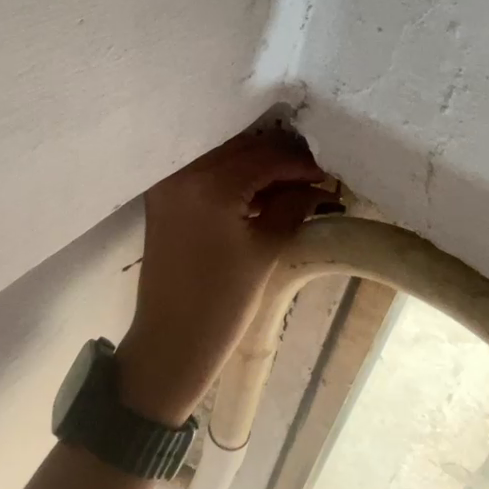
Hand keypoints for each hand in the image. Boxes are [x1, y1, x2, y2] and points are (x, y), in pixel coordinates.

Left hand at [115, 128, 337, 425]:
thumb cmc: (222, 302)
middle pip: (240, 148)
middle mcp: (183, 171)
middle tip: (311, 176)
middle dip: (277, 158)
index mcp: (209, 183)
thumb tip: (315, 185)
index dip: (299, 163)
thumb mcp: (266, 249)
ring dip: (254, 165)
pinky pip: (203, 172)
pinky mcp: (162, 197)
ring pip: (221, 156)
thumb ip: (292, 206)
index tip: (326, 174)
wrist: (171, 341)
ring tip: (290, 185)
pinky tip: (257, 193)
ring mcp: (167, 183)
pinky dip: (231, 176)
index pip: (263, 157)